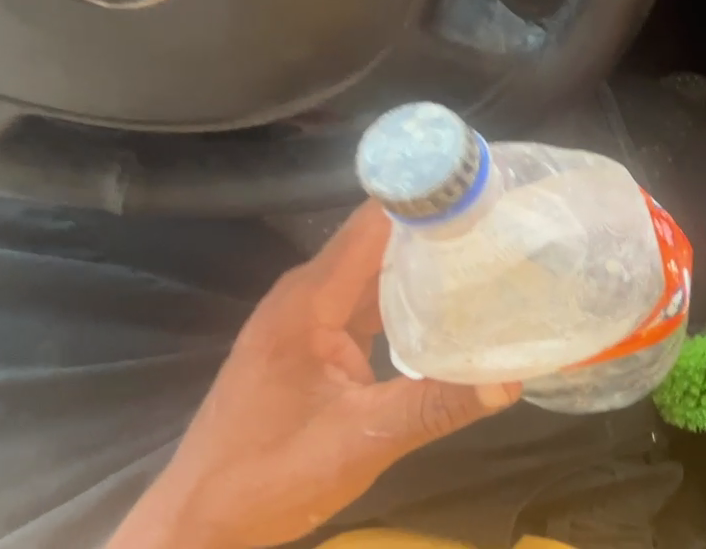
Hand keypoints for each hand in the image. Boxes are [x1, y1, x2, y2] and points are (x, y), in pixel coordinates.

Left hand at [109, 202, 520, 548]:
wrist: (194, 531)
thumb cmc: (266, 481)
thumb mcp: (359, 444)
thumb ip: (435, 406)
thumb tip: (512, 378)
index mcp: (310, 299)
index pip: (377, 221)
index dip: (431, 199)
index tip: (490, 192)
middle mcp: (309, 292)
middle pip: (383, 236)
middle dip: (444, 224)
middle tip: (510, 222)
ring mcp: (311, 314)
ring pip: (380, 265)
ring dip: (431, 256)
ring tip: (496, 249)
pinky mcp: (317, 337)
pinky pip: (372, 295)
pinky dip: (413, 290)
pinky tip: (455, 299)